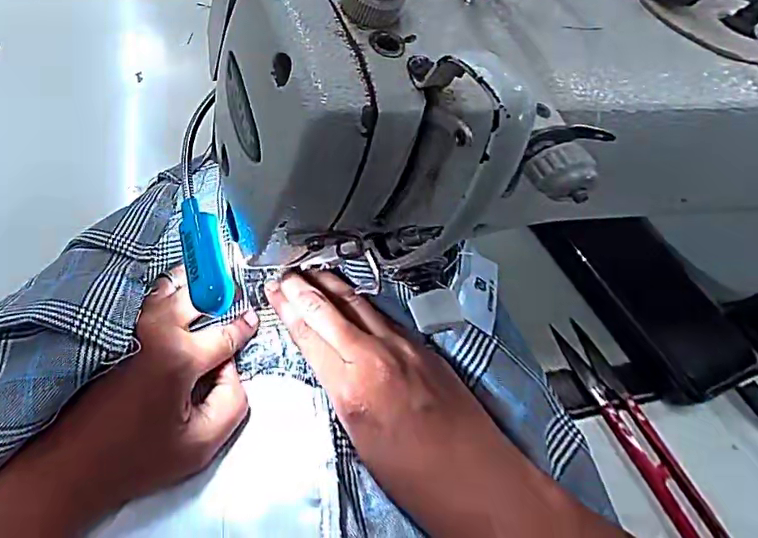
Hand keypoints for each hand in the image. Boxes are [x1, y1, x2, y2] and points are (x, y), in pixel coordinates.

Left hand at [0, 267, 257, 535]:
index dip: (242, 325)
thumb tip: (233, 369)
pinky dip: (160, 285)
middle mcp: (157, 325)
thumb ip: (232, 403)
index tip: (250, 319)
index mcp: (182, 356)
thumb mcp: (200, 446)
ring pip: (169, 283)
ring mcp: (131, 316)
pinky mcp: (112, 318)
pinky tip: (168, 287)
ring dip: (189, 280)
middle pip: (199, 293)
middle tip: (230, 288)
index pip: (225, 332)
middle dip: (218, 290)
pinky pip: (142, 289)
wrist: (77, 455)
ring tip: (204, 278)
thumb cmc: (134, 454)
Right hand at [267, 271, 627, 537]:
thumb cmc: (420, 480)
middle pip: (325, 308)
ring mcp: (401, 347)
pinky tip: (348, 294)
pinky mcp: (421, 346)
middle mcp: (374, 358)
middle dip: (300, 287)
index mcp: (352, 389)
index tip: (273, 292)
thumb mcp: (359, 438)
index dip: (286, 308)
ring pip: (354, 301)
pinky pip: (379, 313)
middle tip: (283, 274)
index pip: (307, 333)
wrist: (484, 486)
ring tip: (308, 271)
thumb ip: (338, 390)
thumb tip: (323, 360)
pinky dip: (356, 298)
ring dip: (327, 283)